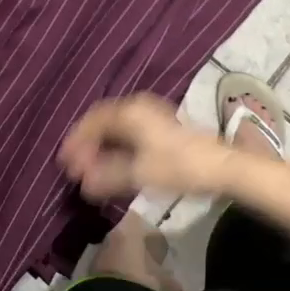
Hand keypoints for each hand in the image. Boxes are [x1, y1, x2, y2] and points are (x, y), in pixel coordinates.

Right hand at [58, 94, 240, 201]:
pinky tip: (115, 163)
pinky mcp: (161, 125)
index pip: (93, 121)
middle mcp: (137, 106)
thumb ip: (107, 177)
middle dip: (87, 143)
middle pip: (103, 121)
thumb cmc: (180, 167)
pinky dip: (116, 145)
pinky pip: (128, 130)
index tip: (65, 162)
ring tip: (92, 167)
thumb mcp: (140, 174)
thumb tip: (82, 184)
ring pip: (116, 126)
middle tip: (76, 166)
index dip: (76, 141)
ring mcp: (151, 113)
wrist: (223, 167)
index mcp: (129, 111)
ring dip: (101, 145)